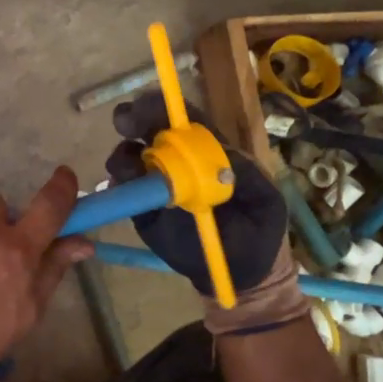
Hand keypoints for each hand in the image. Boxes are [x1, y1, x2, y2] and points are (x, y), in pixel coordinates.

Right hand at [106, 96, 307, 335]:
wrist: (240, 274)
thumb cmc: (257, 230)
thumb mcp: (264, 200)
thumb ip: (247, 174)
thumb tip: (219, 156)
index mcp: (206, 148)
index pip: (182, 118)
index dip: (163, 108)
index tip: (149, 107)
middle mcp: (174, 157)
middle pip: (146, 127)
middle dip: (132, 118)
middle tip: (125, 124)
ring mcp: (154, 181)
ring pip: (128, 155)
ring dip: (123, 155)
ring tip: (129, 170)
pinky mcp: (141, 208)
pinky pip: (121, 190)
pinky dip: (117, 186)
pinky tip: (122, 190)